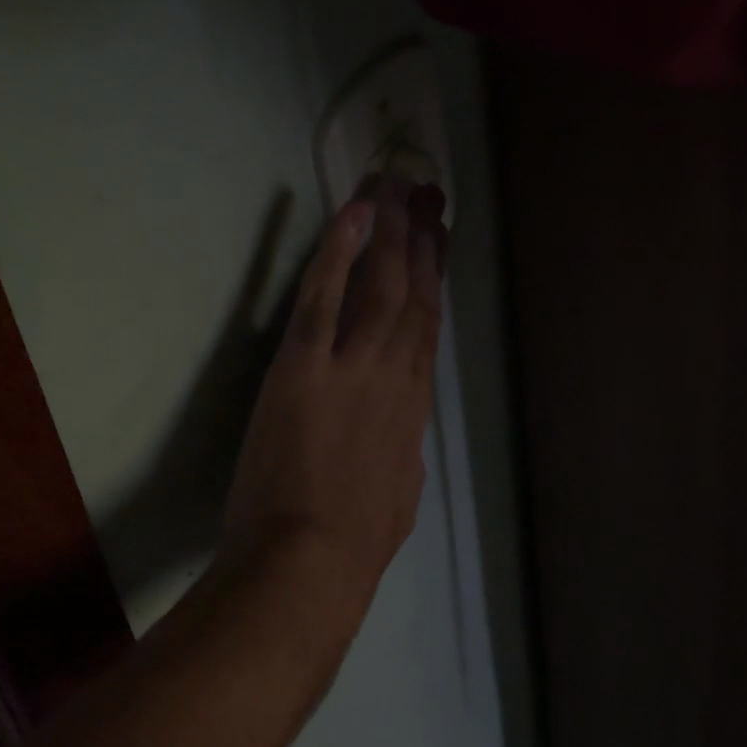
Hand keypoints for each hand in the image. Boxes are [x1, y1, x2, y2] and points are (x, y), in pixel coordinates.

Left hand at [220, 176, 449, 604]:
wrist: (311, 561)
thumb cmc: (359, 537)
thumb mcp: (401, 488)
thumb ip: (403, 448)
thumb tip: (401, 434)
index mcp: (416, 400)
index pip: (429, 323)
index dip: (437, 274)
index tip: (439, 238)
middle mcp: (397, 370)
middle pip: (415, 290)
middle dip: (422, 238)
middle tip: (426, 193)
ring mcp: (355, 364)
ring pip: (382, 283)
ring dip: (391, 231)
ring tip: (395, 186)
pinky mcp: (306, 366)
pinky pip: (325, 298)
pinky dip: (340, 253)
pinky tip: (353, 215)